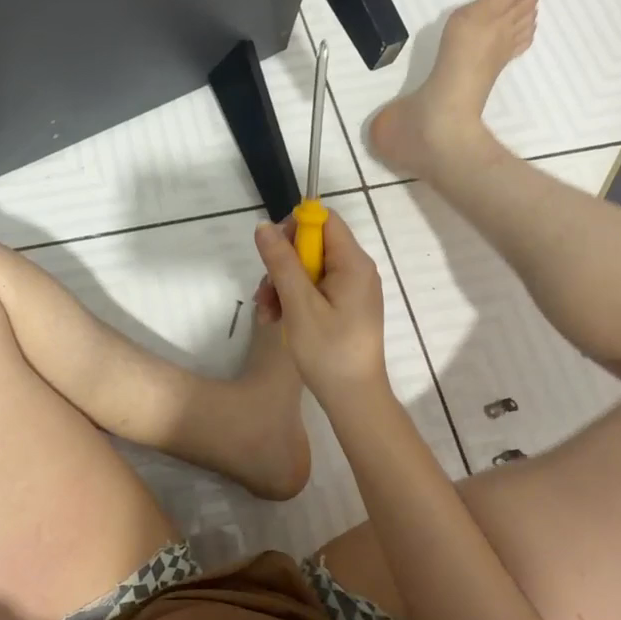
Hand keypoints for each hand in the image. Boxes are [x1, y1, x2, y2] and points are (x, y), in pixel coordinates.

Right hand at [253, 210, 387, 394]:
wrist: (354, 399)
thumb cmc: (329, 351)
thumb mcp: (299, 304)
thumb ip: (281, 262)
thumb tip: (264, 226)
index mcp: (353, 264)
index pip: (324, 220)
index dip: (295, 227)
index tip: (273, 252)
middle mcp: (356, 270)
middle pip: (312, 245)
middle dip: (282, 263)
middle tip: (265, 292)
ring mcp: (351, 289)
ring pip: (308, 268)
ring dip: (282, 284)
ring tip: (267, 312)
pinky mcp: (344, 306)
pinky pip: (314, 288)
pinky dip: (293, 298)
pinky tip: (277, 318)